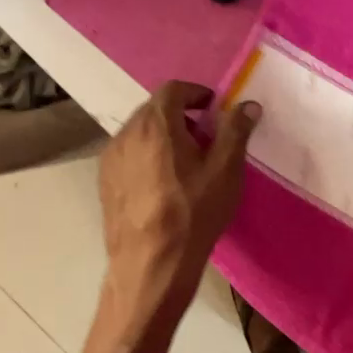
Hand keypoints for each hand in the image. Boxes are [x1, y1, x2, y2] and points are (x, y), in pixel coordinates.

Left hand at [98, 81, 261, 295]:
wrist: (151, 263)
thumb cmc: (193, 213)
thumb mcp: (225, 171)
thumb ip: (236, 131)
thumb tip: (248, 104)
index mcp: (156, 124)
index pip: (173, 89)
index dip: (196, 93)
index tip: (214, 109)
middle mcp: (126, 133)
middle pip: (154, 110)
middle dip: (181, 116)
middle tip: (205, 138)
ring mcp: (110, 158)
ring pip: (139, 133)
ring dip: (162, 137)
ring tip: (185, 164)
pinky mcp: (104, 182)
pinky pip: (128, 156)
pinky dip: (146, 157)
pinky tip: (163, 185)